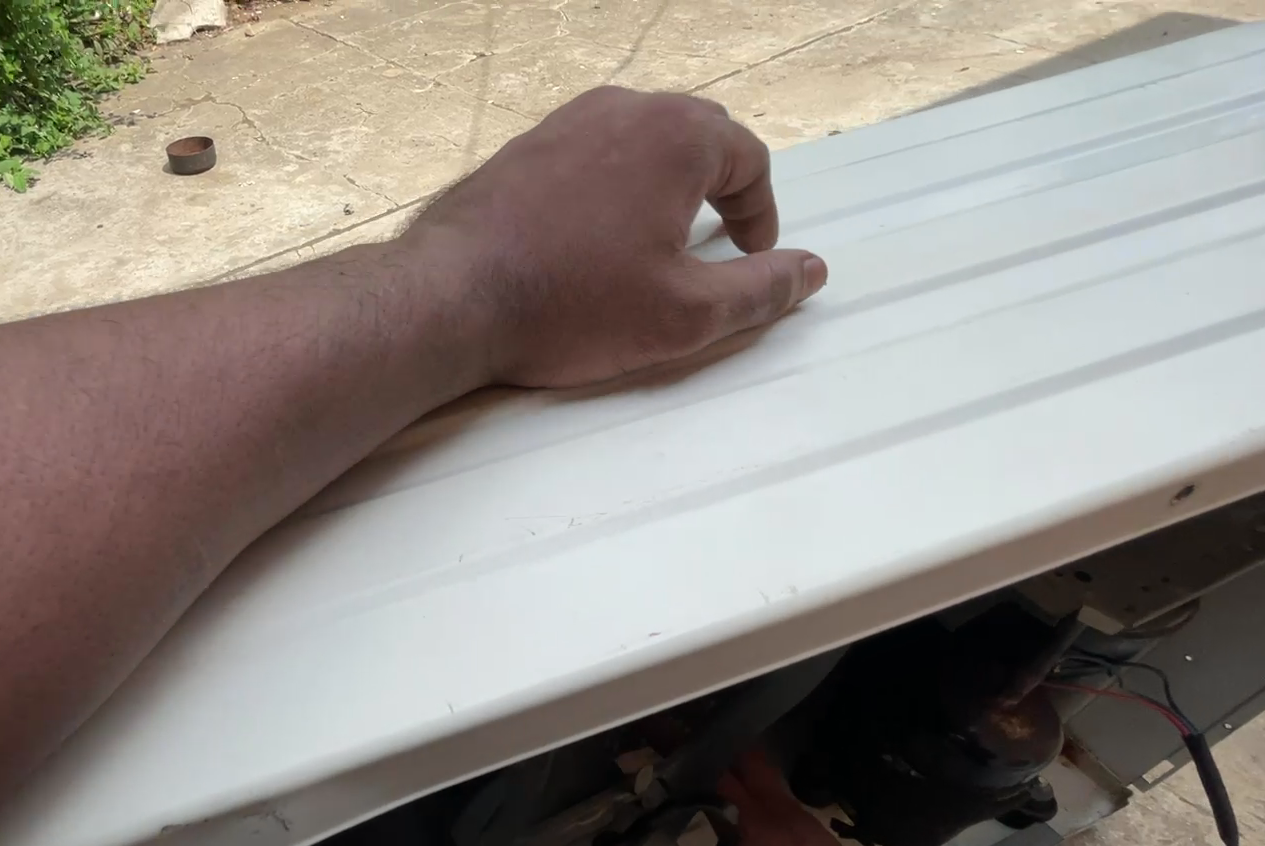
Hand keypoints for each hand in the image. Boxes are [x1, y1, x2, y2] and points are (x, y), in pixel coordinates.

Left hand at [400, 87, 826, 389]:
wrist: (451, 298)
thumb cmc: (572, 306)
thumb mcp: (681, 316)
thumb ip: (757, 292)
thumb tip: (813, 270)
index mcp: (677, 134)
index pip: (747, 157)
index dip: (759, 210)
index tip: (752, 253)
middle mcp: (619, 110)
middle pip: (690, 140)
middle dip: (710, 189)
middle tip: (708, 241)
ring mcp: (558, 126)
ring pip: (629, 147)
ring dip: (651, 188)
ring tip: (645, 240)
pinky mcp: (513, 154)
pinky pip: (577, 165)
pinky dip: (597, 194)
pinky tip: (580, 238)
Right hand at [603, 751, 949, 845]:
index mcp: (760, 823)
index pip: (714, 766)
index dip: (678, 745)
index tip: (646, 730)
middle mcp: (784, 815)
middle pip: (743, 759)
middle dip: (707, 744)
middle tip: (665, 741)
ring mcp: (807, 831)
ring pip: (762, 783)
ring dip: (728, 772)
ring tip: (687, 778)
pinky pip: (774, 807)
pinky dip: (747, 800)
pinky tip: (731, 830)